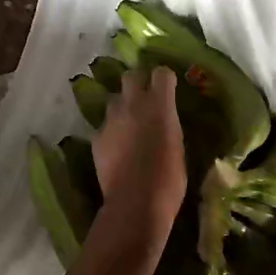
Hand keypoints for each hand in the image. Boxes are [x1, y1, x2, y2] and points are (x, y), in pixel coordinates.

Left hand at [92, 67, 187, 231]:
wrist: (136, 201)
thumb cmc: (170, 177)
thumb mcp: (178, 144)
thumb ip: (169, 124)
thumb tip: (164, 121)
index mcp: (160, 104)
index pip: (161, 73)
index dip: (165, 79)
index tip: (169, 88)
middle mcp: (133, 104)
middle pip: (131, 75)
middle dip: (139, 81)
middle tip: (147, 97)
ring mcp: (111, 120)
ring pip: (115, 100)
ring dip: (124, 106)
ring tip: (131, 124)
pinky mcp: (96, 138)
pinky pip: (105, 126)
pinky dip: (112, 131)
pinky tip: (119, 148)